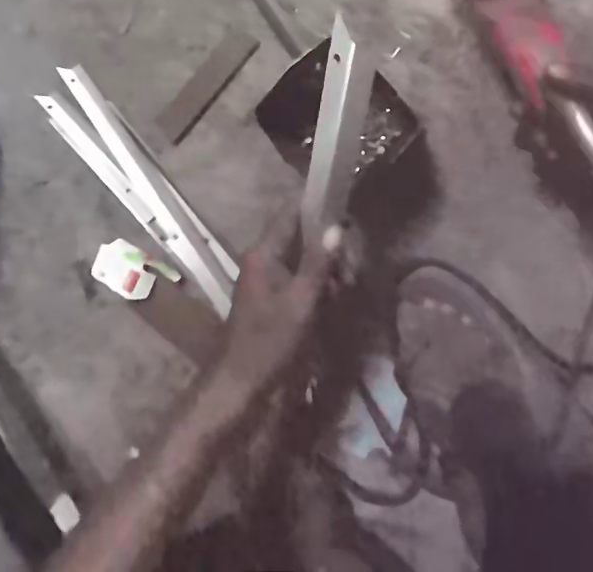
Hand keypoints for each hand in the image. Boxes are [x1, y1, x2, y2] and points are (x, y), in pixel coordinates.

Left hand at [214, 213, 341, 396]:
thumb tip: (337, 227)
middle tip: (352, 266)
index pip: (290, 212)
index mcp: (264, 253)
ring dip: (329, 266)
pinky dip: (321, 283)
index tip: (344, 209)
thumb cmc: (269, 342)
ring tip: (348, 285)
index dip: (317, 205)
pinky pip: (303, 278)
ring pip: (306, 257)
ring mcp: (270, 279)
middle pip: (303, 235)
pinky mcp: (277, 298)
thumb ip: (318, 263)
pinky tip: (338, 296)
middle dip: (331, 245)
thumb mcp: (300, 302)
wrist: (241, 387)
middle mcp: (265, 259)